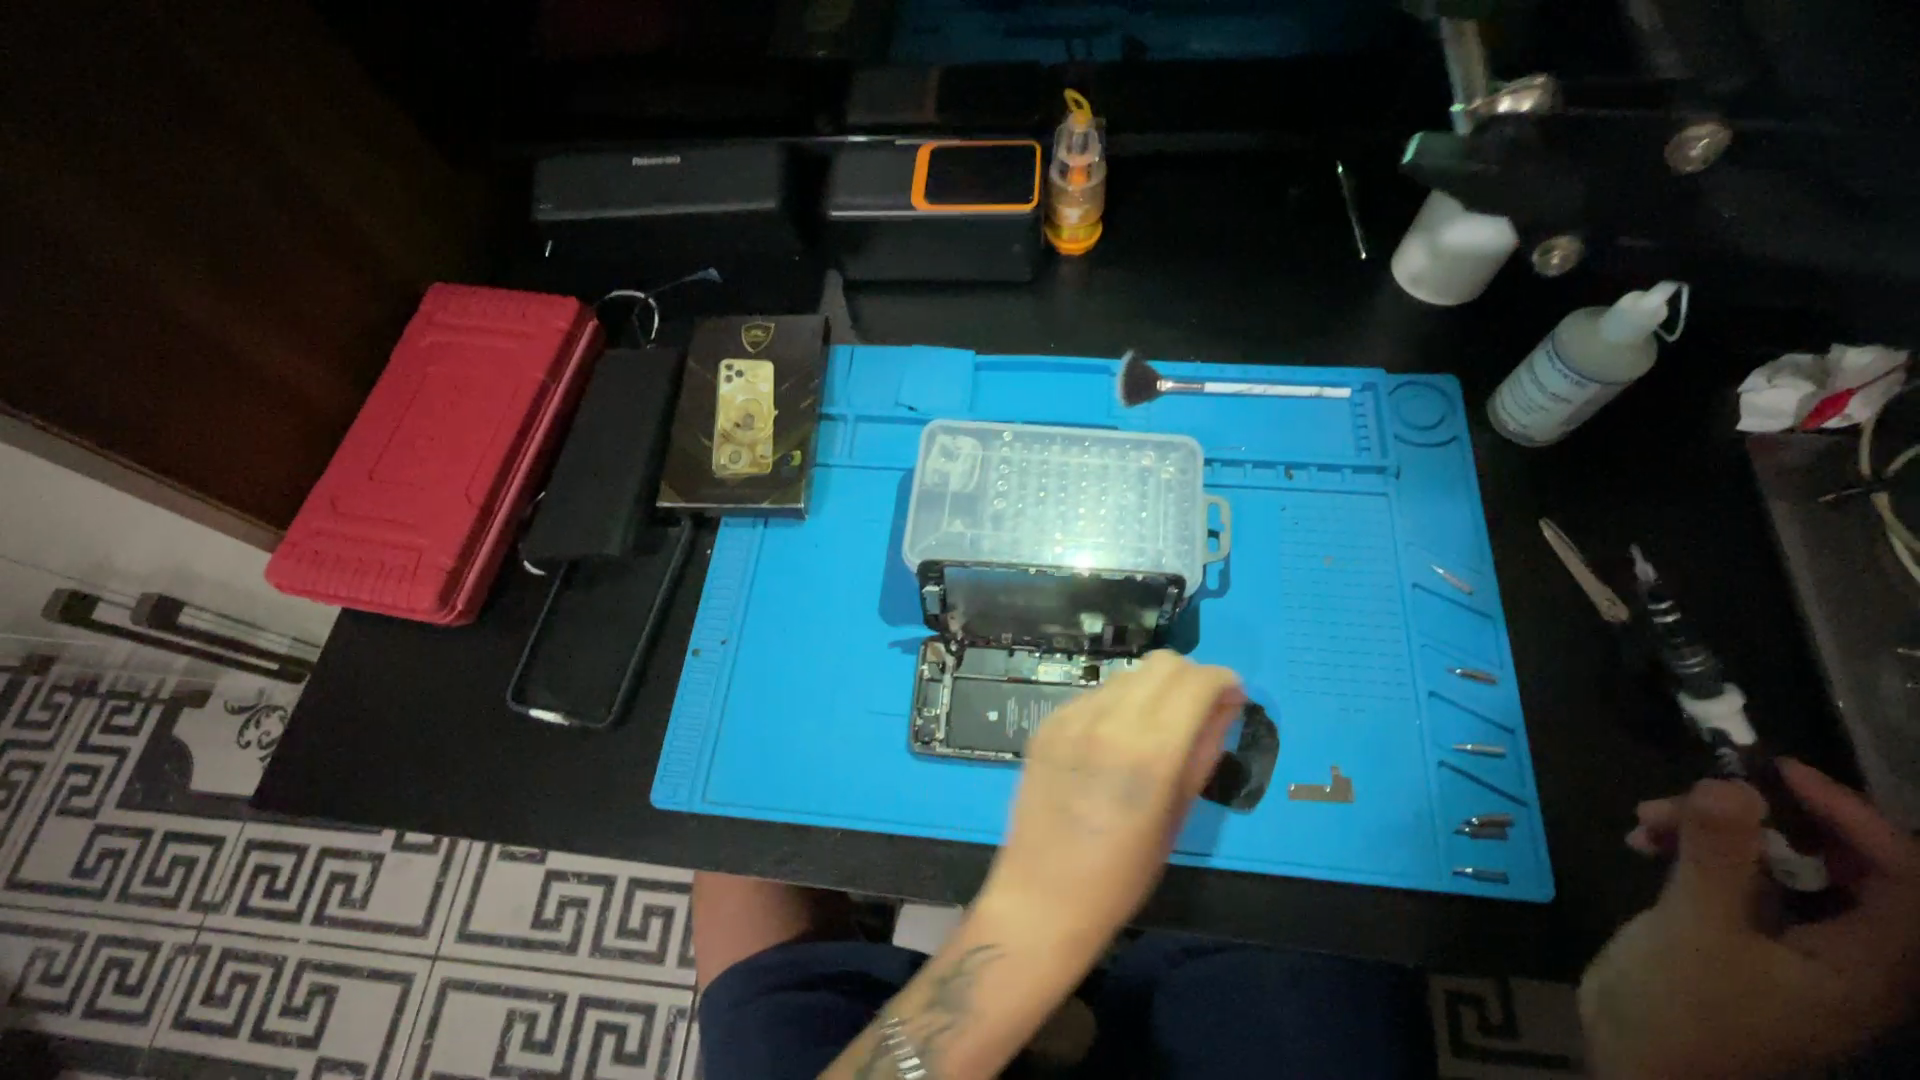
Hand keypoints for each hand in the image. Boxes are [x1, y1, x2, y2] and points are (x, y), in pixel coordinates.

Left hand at [978, 650, 1243, 954]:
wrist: (1043, 894)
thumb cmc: (1123, 872)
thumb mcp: (1178, 815)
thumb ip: (1204, 750)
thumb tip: (1226, 706)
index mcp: (1151, 749)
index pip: (1198, 680)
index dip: (1224, 682)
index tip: (1231, 699)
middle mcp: (1109, 720)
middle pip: (1162, 663)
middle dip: (1190, 678)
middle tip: (1197, 711)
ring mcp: (1071, 718)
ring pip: (1127, 675)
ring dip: (1152, 690)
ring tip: (1154, 730)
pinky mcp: (1047, 724)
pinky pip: (1093, 695)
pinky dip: (1116, 706)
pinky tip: (1113, 742)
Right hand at [1578, 762, 1919, 1079]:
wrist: (1634, 1063)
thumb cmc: (1682, 1008)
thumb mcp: (1693, 927)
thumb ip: (1717, 854)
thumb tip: (1732, 781)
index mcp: (1867, 962)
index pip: (1903, 875)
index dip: (1852, 816)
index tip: (1779, 772)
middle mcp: (1845, 949)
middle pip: (1835, 859)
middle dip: (1764, 816)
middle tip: (1697, 791)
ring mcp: (1790, 941)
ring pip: (1776, 861)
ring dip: (1715, 828)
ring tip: (1648, 818)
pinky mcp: (1740, 934)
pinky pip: (1736, 875)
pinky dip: (1694, 848)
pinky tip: (1644, 839)